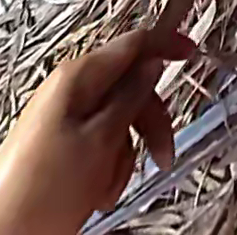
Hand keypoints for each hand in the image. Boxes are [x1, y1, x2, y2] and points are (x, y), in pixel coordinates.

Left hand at [0, 28, 195, 234]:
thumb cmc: (43, 191)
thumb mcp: (100, 142)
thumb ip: (131, 96)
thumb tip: (153, 61)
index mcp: (79, 77)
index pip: (133, 43)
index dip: (165, 43)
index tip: (192, 53)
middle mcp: (70, 90)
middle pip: (129, 86)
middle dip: (149, 120)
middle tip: (163, 155)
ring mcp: (61, 119)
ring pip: (116, 119)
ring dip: (125, 151)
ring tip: (109, 188)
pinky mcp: (55, 147)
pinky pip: (97, 143)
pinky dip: (105, 166)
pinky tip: (95, 193)